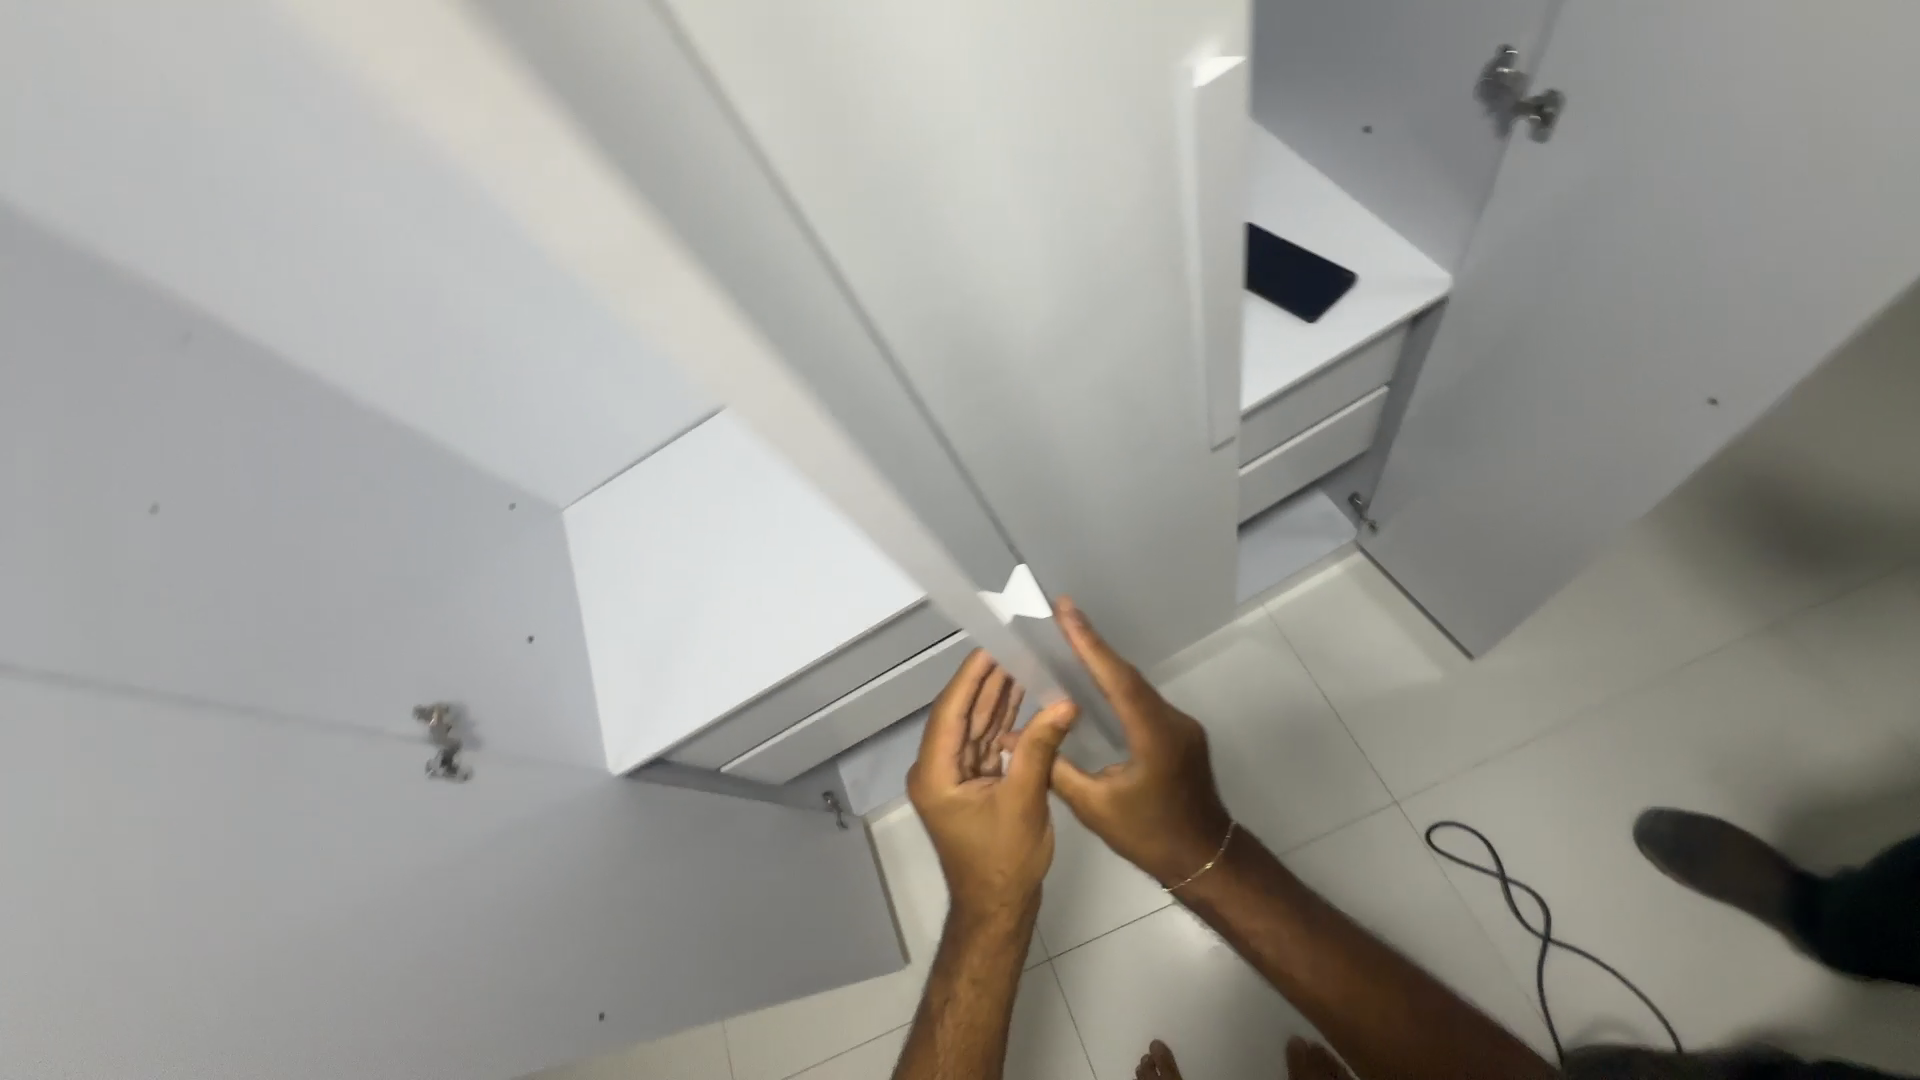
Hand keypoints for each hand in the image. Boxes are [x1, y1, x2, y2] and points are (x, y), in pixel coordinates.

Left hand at [907, 650, 1079, 922]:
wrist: (999, 908)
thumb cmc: (1004, 861)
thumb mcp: (1024, 801)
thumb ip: (1039, 748)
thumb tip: (1064, 703)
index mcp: (936, 773)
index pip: (950, 712)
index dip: (970, 677)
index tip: (991, 646)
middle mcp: (938, 769)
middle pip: (961, 714)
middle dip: (986, 681)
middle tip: (1012, 646)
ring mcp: (954, 777)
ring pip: (975, 726)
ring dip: (996, 697)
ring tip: (1020, 661)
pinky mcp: (973, 783)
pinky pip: (986, 743)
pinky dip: (1003, 721)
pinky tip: (1022, 697)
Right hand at [1048, 599, 1232, 885]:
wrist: (1207, 860)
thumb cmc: (1149, 837)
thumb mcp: (1094, 808)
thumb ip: (1056, 769)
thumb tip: (1016, 740)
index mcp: (1154, 735)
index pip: (1117, 680)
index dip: (1089, 644)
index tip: (1067, 610)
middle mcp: (1172, 721)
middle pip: (1127, 675)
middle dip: (1093, 644)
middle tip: (1061, 613)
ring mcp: (1181, 726)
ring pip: (1136, 687)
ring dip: (1104, 665)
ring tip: (1070, 641)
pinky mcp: (1181, 735)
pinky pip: (1143, 702)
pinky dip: (1117, 687)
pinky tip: (1095, 684)